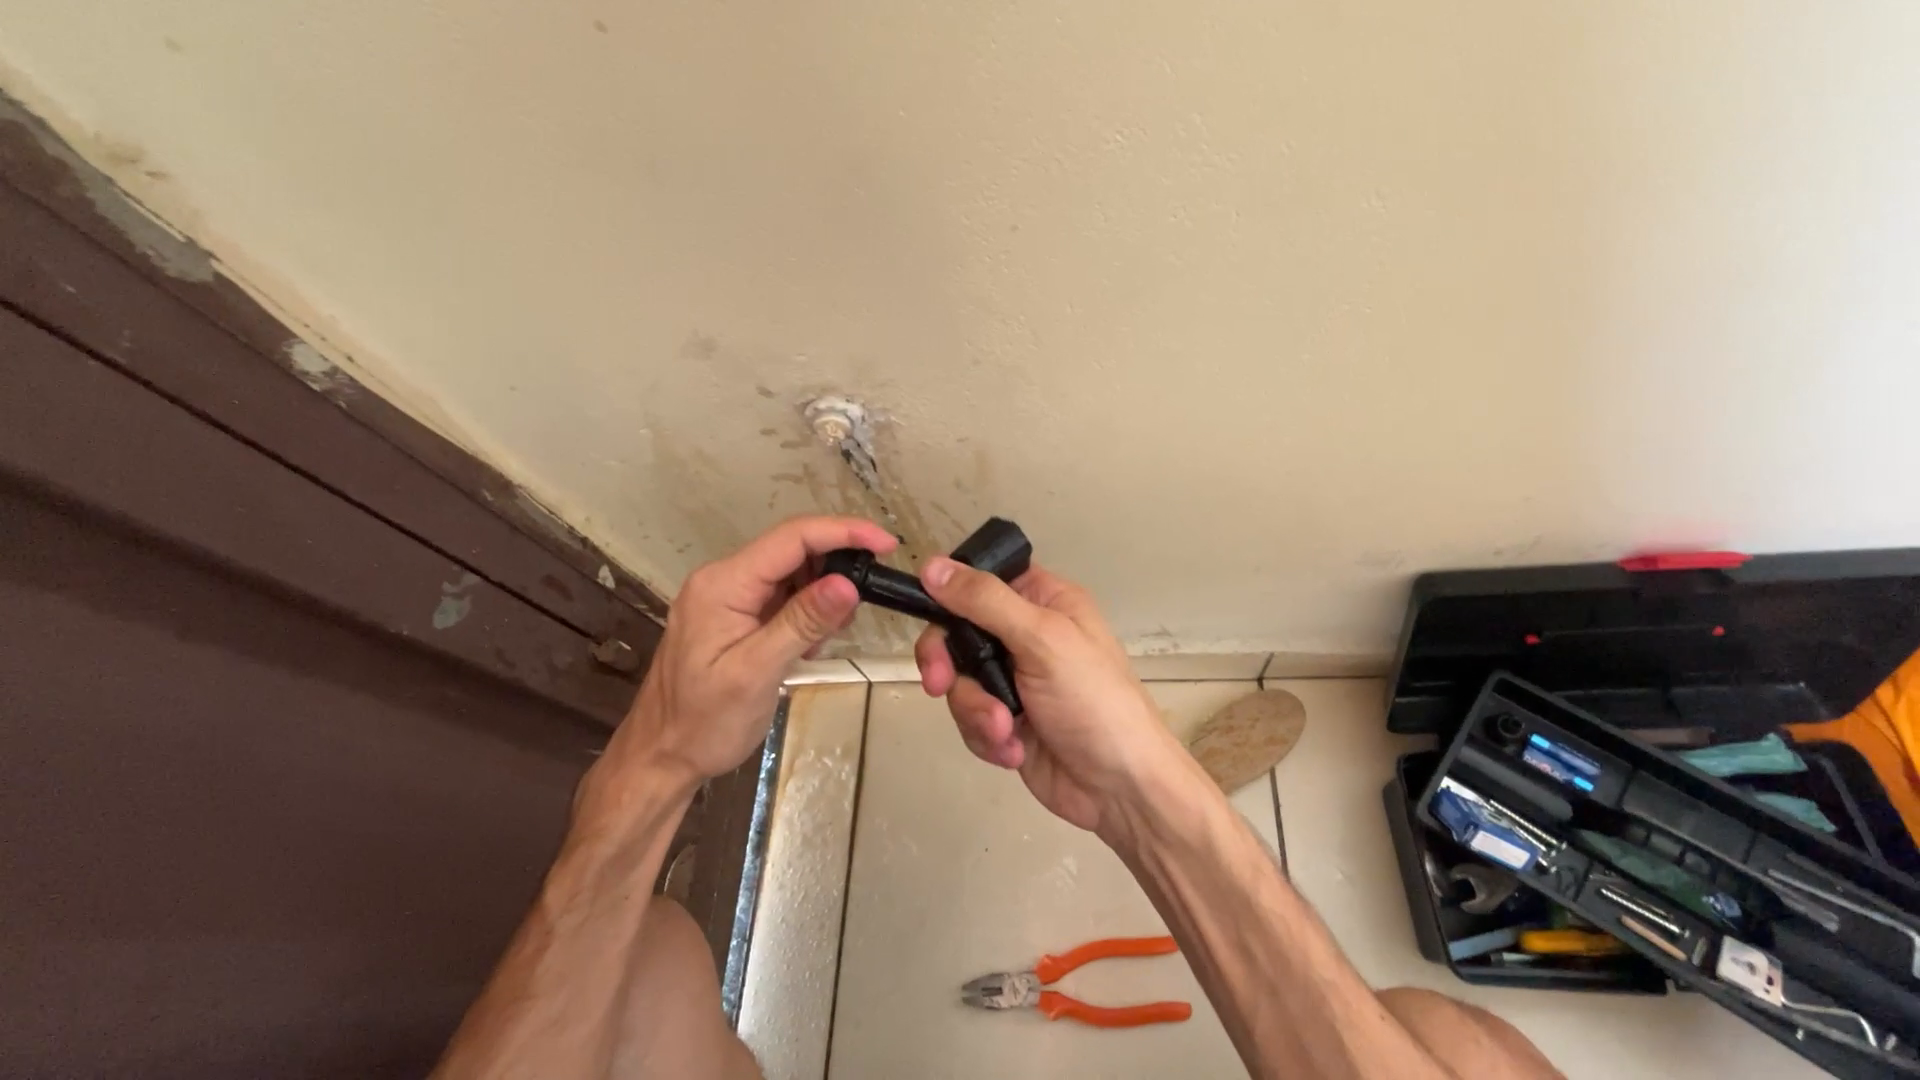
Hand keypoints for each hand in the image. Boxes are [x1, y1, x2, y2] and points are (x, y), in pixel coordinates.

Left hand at [597, 516, 896, 795]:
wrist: (661, 758)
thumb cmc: (704, 723)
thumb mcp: (758, 674)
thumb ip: (802, 623)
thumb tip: (847, 583)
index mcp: (723, 584)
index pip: (792, 538)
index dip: (844, 532)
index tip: (887, 544)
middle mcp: (723, 579)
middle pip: (792, 549)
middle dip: (837, 563)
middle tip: (869, 595)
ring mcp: (727, 597)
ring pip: (790, 572)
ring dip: (823, 591)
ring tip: (835, 631)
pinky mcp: (734, 617)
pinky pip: (780, 596)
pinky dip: (807, 610)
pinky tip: (813, 641)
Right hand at [912, 558, 1184, 833]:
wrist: (1120, 788)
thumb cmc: (1093, 701)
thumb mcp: (1042, 639)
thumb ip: (984, 601)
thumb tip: (930, 564)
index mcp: (1045, 601)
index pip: (984, 579)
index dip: (953, 594)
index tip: (930, 612)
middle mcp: (1027, 635)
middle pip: (958, 633)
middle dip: (948, 664)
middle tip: (939, 682)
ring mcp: (1015, 681)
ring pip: (959, 681)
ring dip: (975, 710)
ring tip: (1005, 730)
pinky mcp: (1007, 722)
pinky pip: (970, 719)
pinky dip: (987, 737)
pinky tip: (1014, 751)